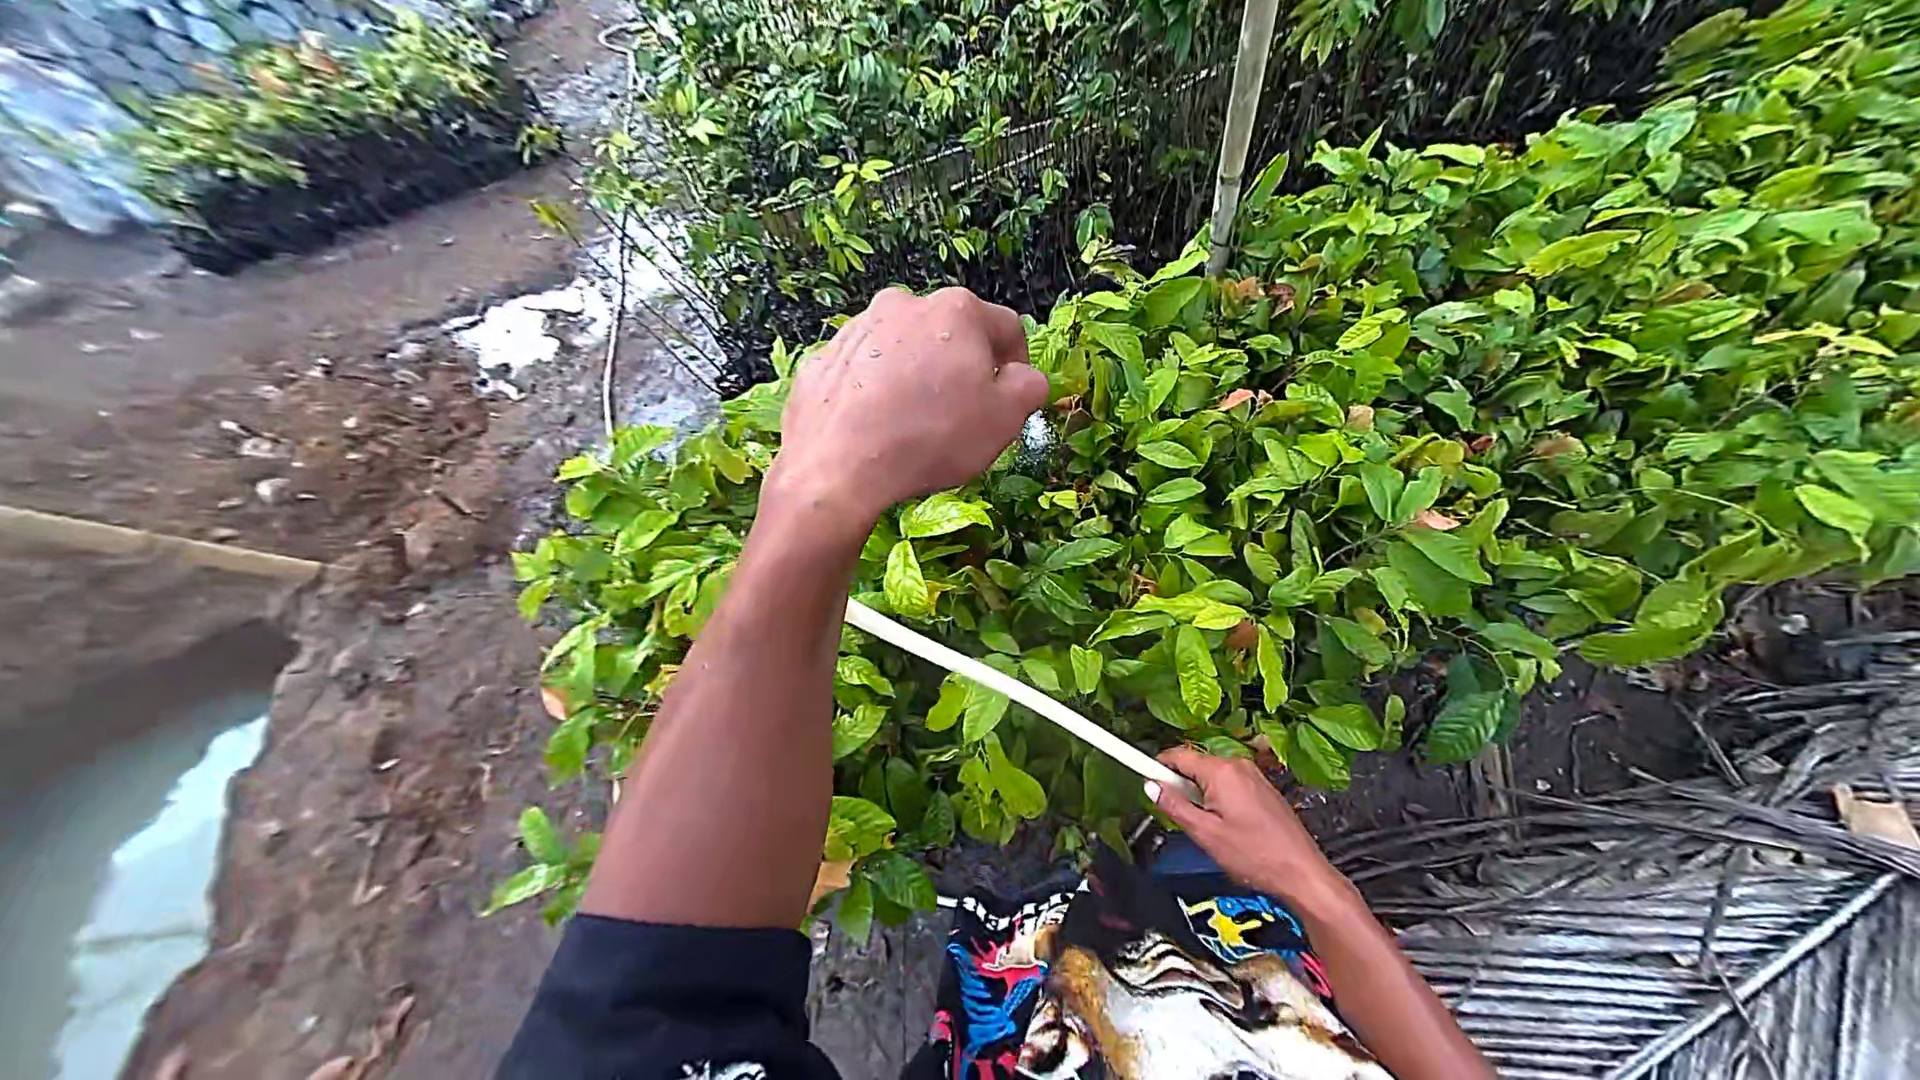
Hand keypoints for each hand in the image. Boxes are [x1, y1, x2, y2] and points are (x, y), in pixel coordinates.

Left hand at [764, 287, 1049, 535]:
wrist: (839, 467)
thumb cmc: (933, 437)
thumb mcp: (1004, 419)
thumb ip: (1029, 387)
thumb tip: (1024, 377)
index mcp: (957, 310)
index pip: (1006, 328)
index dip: (1015, 364)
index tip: (1009, 396)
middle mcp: (904, 305)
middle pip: (950, 335)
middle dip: (961, 368)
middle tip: (960, 413)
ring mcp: (857, 330)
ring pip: (903, 350)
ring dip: (916, 376)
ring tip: (913, 423)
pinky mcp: (823, 359)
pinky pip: (863, 372)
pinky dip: (875, 391)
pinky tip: (875, 426)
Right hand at [1149, 746, 1353, 911]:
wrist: (1303, 874)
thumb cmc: (1258, 856)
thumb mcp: (1205, 834)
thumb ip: (1175, 806)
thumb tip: (1152, 787)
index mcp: (1221, 771)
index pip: (1176, 755)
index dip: (1155, 765)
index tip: (1140, 771)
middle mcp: (1238, 766)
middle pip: (1193, 765)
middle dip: (1180, 785)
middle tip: (1181, 814)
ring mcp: (1252, 775)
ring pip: (1210, 776)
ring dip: (1200, 793)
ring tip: (1209, 826)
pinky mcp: (1261, 787)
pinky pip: (1228, 783)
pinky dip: (1218, 798)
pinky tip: (1226, 826)